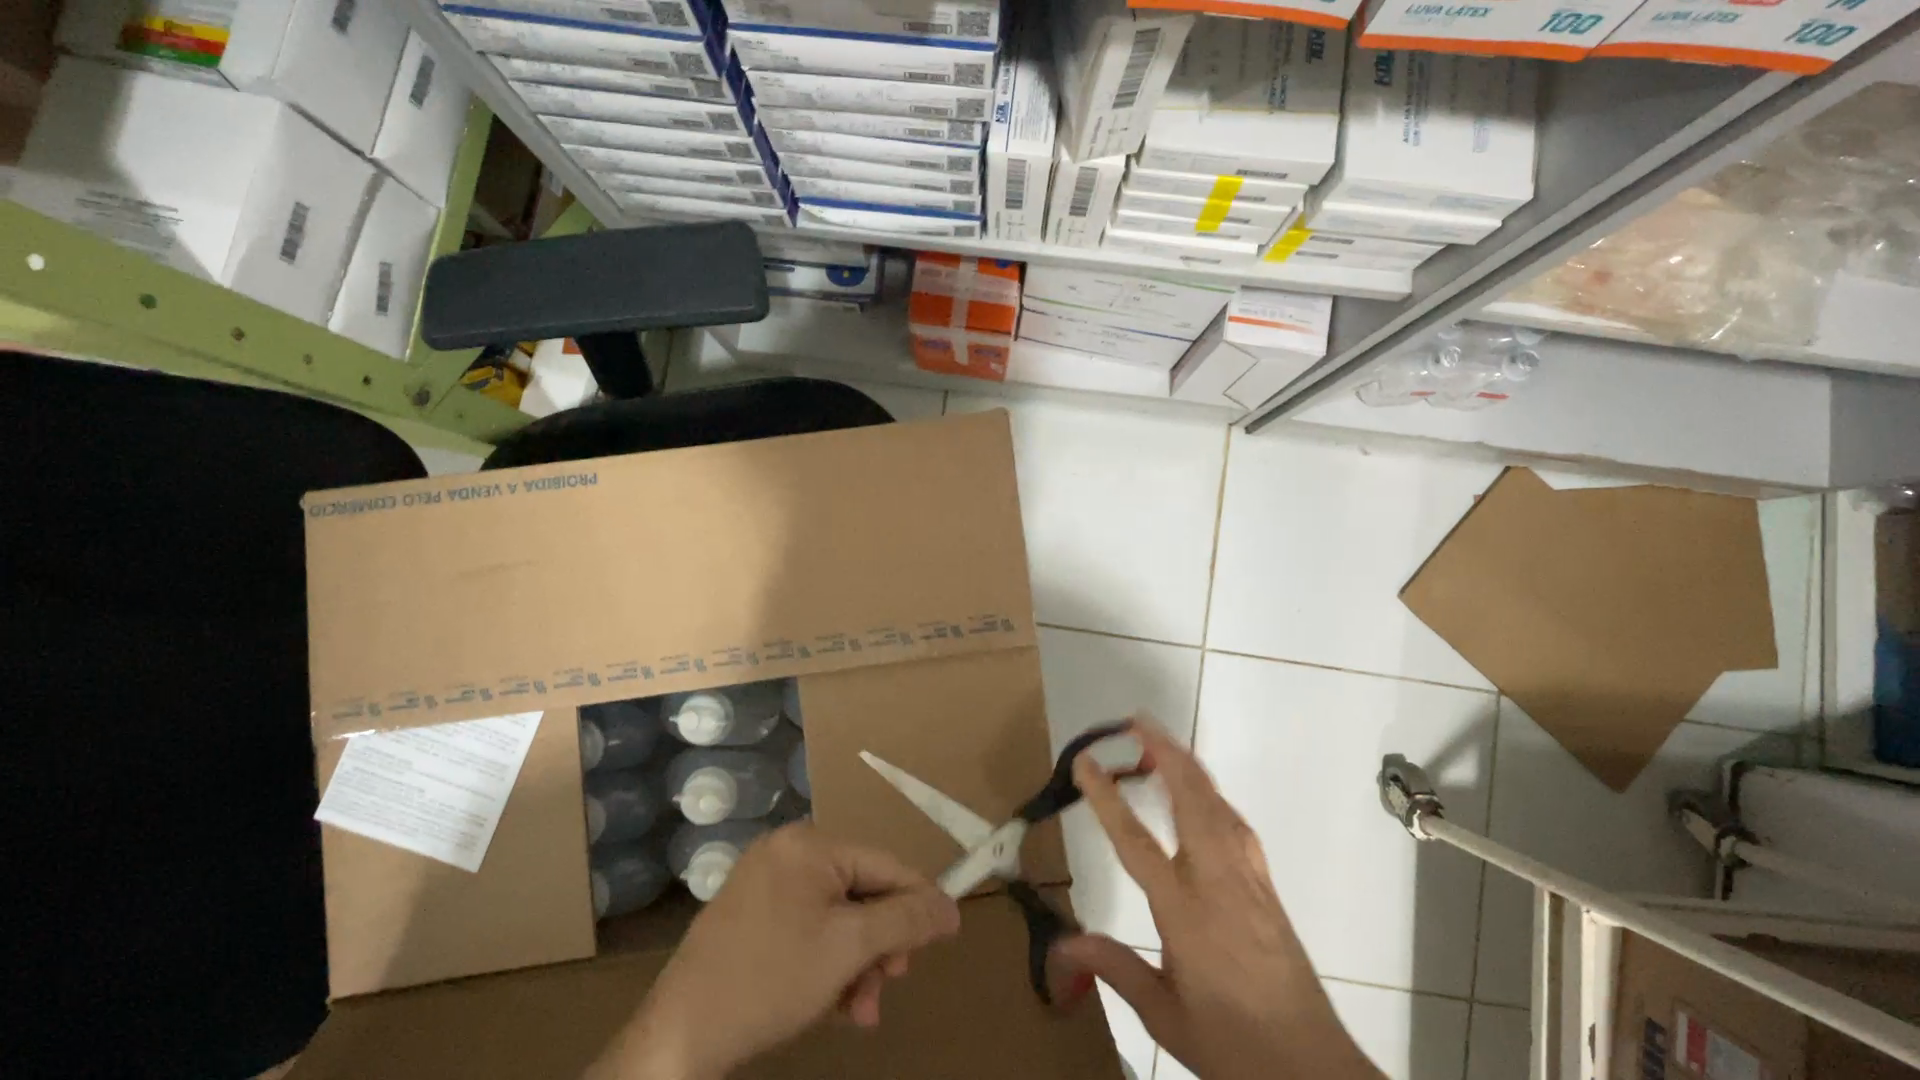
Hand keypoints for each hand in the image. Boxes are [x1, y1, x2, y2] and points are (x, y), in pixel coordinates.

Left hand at [591, 823, 960, 1079]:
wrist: (682, 1034)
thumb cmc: (772, 979)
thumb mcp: (850, 948)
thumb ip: (906, 920)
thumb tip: (953, 906)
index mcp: (808, 845)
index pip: (885, 865)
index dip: (919, 902)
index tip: (944, 940)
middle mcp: (784, 854)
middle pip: (860, 894)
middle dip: (880, 946)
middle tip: (890, 984)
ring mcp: (763, 886)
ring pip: (836, 921)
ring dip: (857, 966)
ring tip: (861, 1012)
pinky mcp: (750, 920)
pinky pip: (807, 932)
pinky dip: (827, 966)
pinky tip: (834, 1008)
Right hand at [1057, 718, 1382, 1079]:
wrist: (1311, 1067)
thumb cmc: (1230, 1042)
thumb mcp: (1163, 1015)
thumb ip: (1116, 967)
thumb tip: (1061, 940)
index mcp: (1185, 912)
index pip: (1137, 841)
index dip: (1108, 797)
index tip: (1087, 760)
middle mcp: (1220, 883)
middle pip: (1193, 802)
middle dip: (1166, 754)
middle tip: (1139, 721)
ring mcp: (1251, 883)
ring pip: (1220, 809)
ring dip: (1192, 770)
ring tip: (1165, 747)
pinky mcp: (1269, 891)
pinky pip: (1239, 830)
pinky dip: (1216, 801)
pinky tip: (1206, 801)